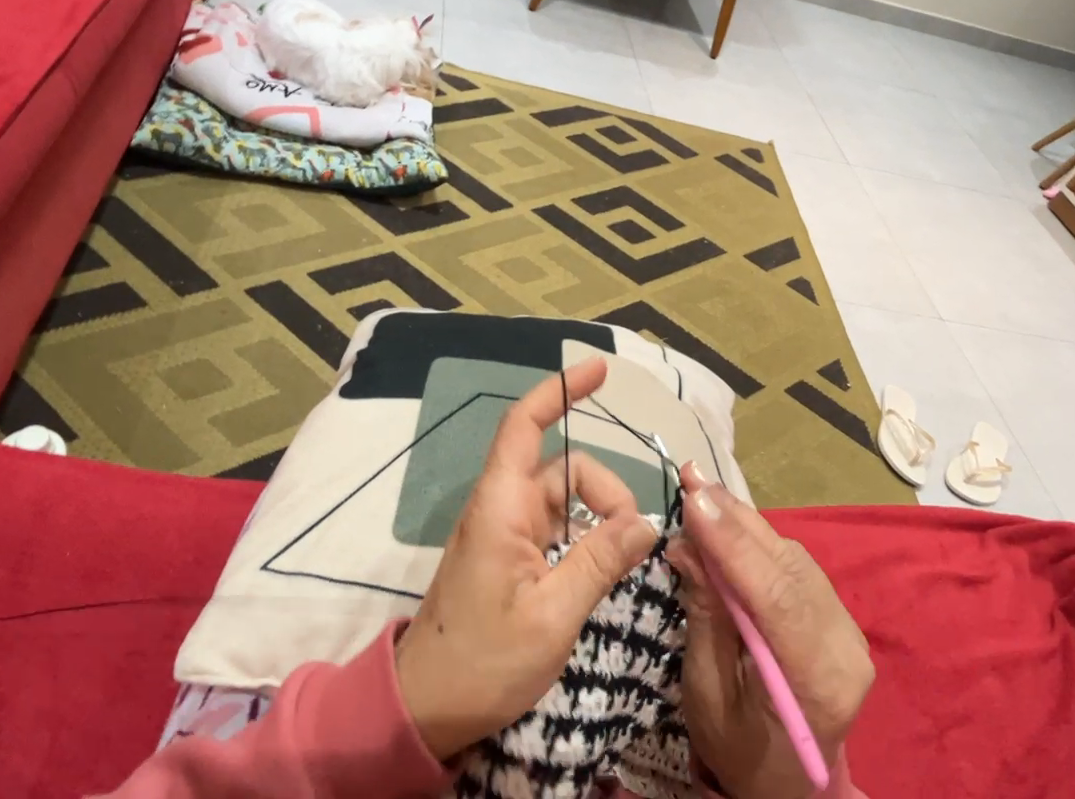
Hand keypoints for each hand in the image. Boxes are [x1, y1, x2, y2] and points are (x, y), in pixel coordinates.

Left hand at [394, 357, 660, 761]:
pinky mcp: (509, 554)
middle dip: (605, 491)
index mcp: (501, 506)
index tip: (599, 370)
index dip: (560, 390)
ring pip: (564, 498)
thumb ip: (600, 561)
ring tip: (625, 558)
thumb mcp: (553, 615)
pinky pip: (556, 525)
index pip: (524, 425)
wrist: (429, 704)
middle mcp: (502, 506)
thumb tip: (645, 521)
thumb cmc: (484, 661)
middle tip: (633, 543)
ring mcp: (505, 531)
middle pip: (563, 467)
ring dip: (599, 516)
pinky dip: (586, 534)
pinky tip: (606, 563)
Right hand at [666, 463, 872, 798]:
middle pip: (788, 567)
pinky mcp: (835, 614)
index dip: (734, 545)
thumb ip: (706, 620)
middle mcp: (846, 646)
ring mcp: (847, 627)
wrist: (789, 786)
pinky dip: (755, 538)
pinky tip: (724, 518)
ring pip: (792, 557)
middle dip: (735, 519)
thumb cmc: (741, 751)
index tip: (693, 500)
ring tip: (699, 491)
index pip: (778, 598)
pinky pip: (794, 564)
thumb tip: (686, 548)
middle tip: (690, 478)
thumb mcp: (709, 696)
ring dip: (743, 522)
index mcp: (819, 683)